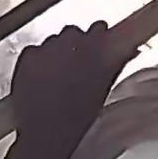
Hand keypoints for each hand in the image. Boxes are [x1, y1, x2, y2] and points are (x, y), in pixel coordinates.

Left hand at [9, 23, 128, 156]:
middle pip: (73, 32)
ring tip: (57, 72)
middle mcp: (69, 41)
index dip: (98, 36)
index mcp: (93, 48)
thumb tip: (131, 49)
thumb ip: (116, 63)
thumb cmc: (80, 113)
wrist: (47, 130)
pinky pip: (34, 50)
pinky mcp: (27, 56)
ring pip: (53, 40)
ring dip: (57, 50)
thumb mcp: (104, 87)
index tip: (98, 44)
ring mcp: (46, 47)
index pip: (98, 28)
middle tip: (76, 62)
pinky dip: (38, 59)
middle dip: (75, 43)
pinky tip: (40, 76)